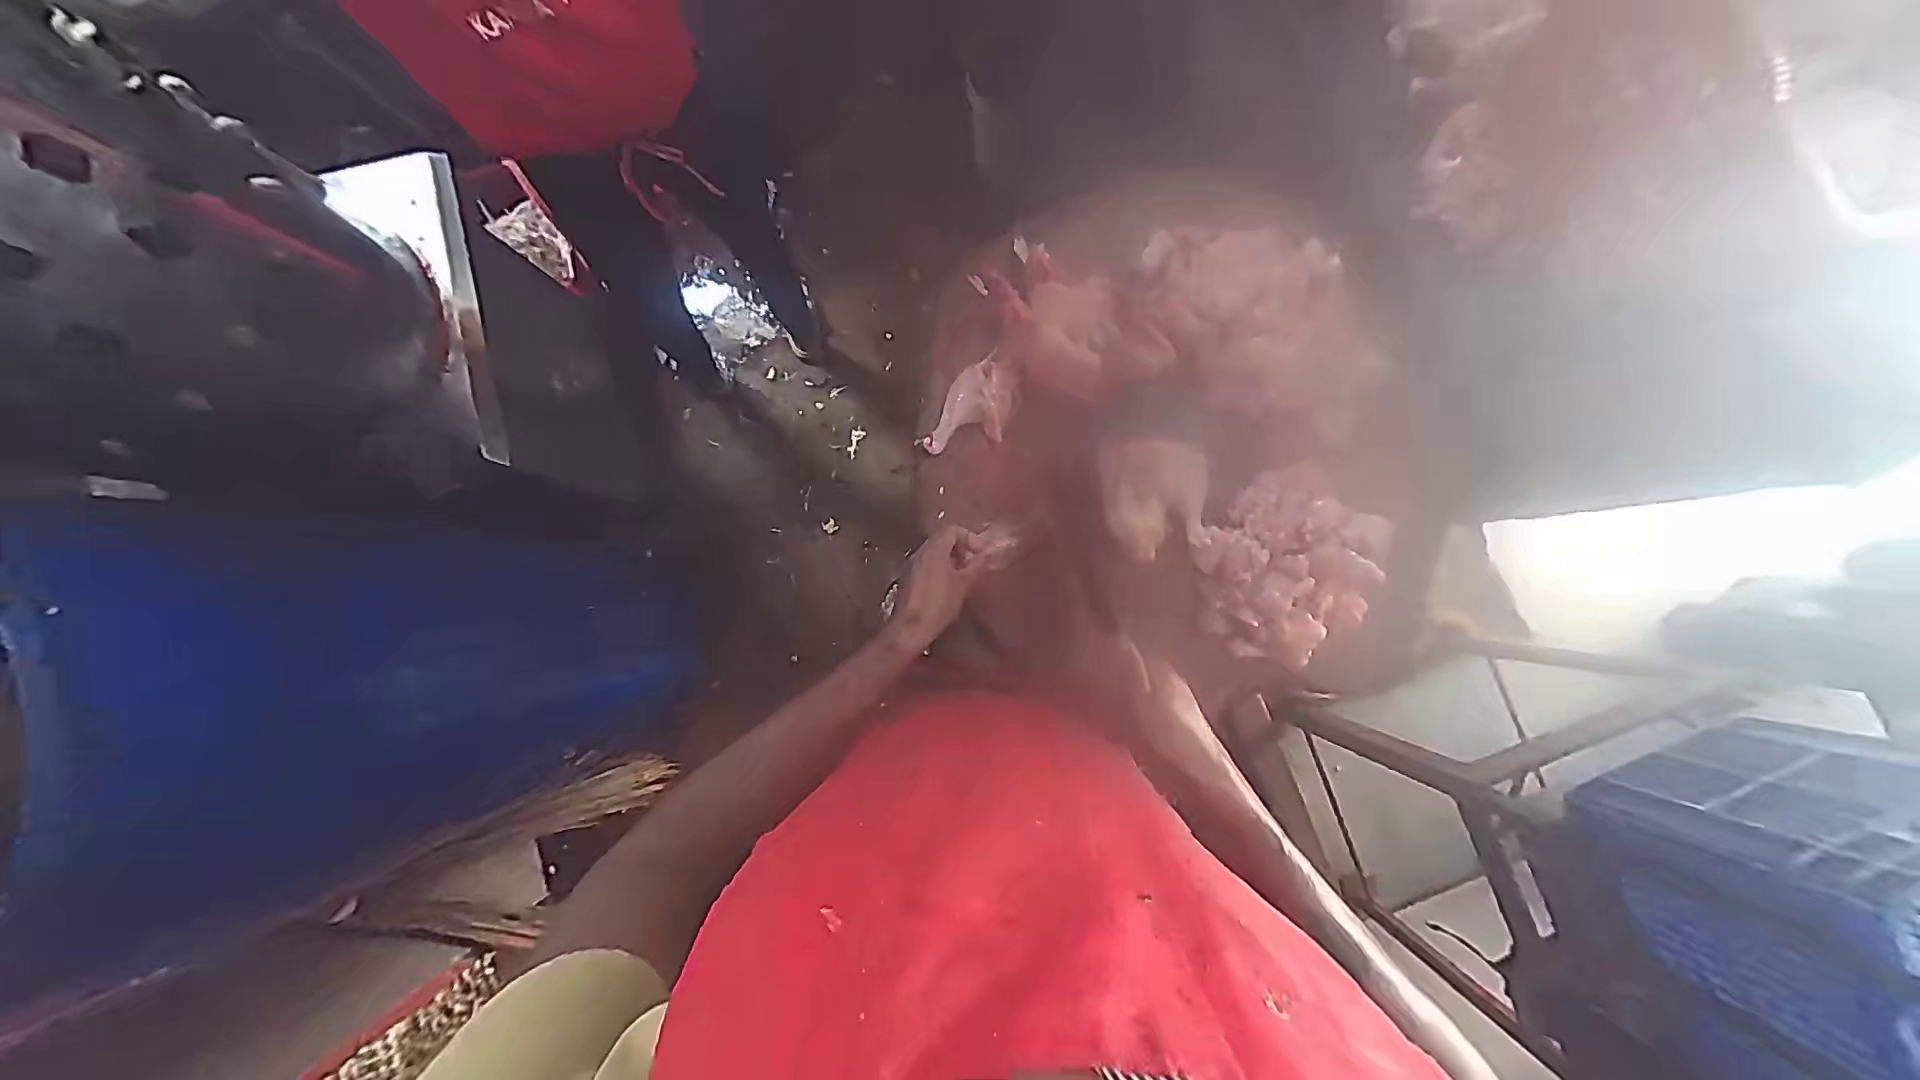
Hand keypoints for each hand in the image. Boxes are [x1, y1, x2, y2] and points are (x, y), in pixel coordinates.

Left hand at [885, 524, 1001, 650]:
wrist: (911, 628)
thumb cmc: (940, 603)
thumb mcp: (964, 584)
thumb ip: (976, 566)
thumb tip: (988, 555)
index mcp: (934, 549)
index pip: (952, 530)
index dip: (969, 537)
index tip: (980, 553)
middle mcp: (920, 553)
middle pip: (942, 540)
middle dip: (961, 549)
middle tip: (973, 565)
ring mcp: (912, 566)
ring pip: (934, 554)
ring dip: (951, 561)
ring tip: (964, 578)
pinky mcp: (908, 579)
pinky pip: (927, 566)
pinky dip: (940, 570)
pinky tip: (949, 588)